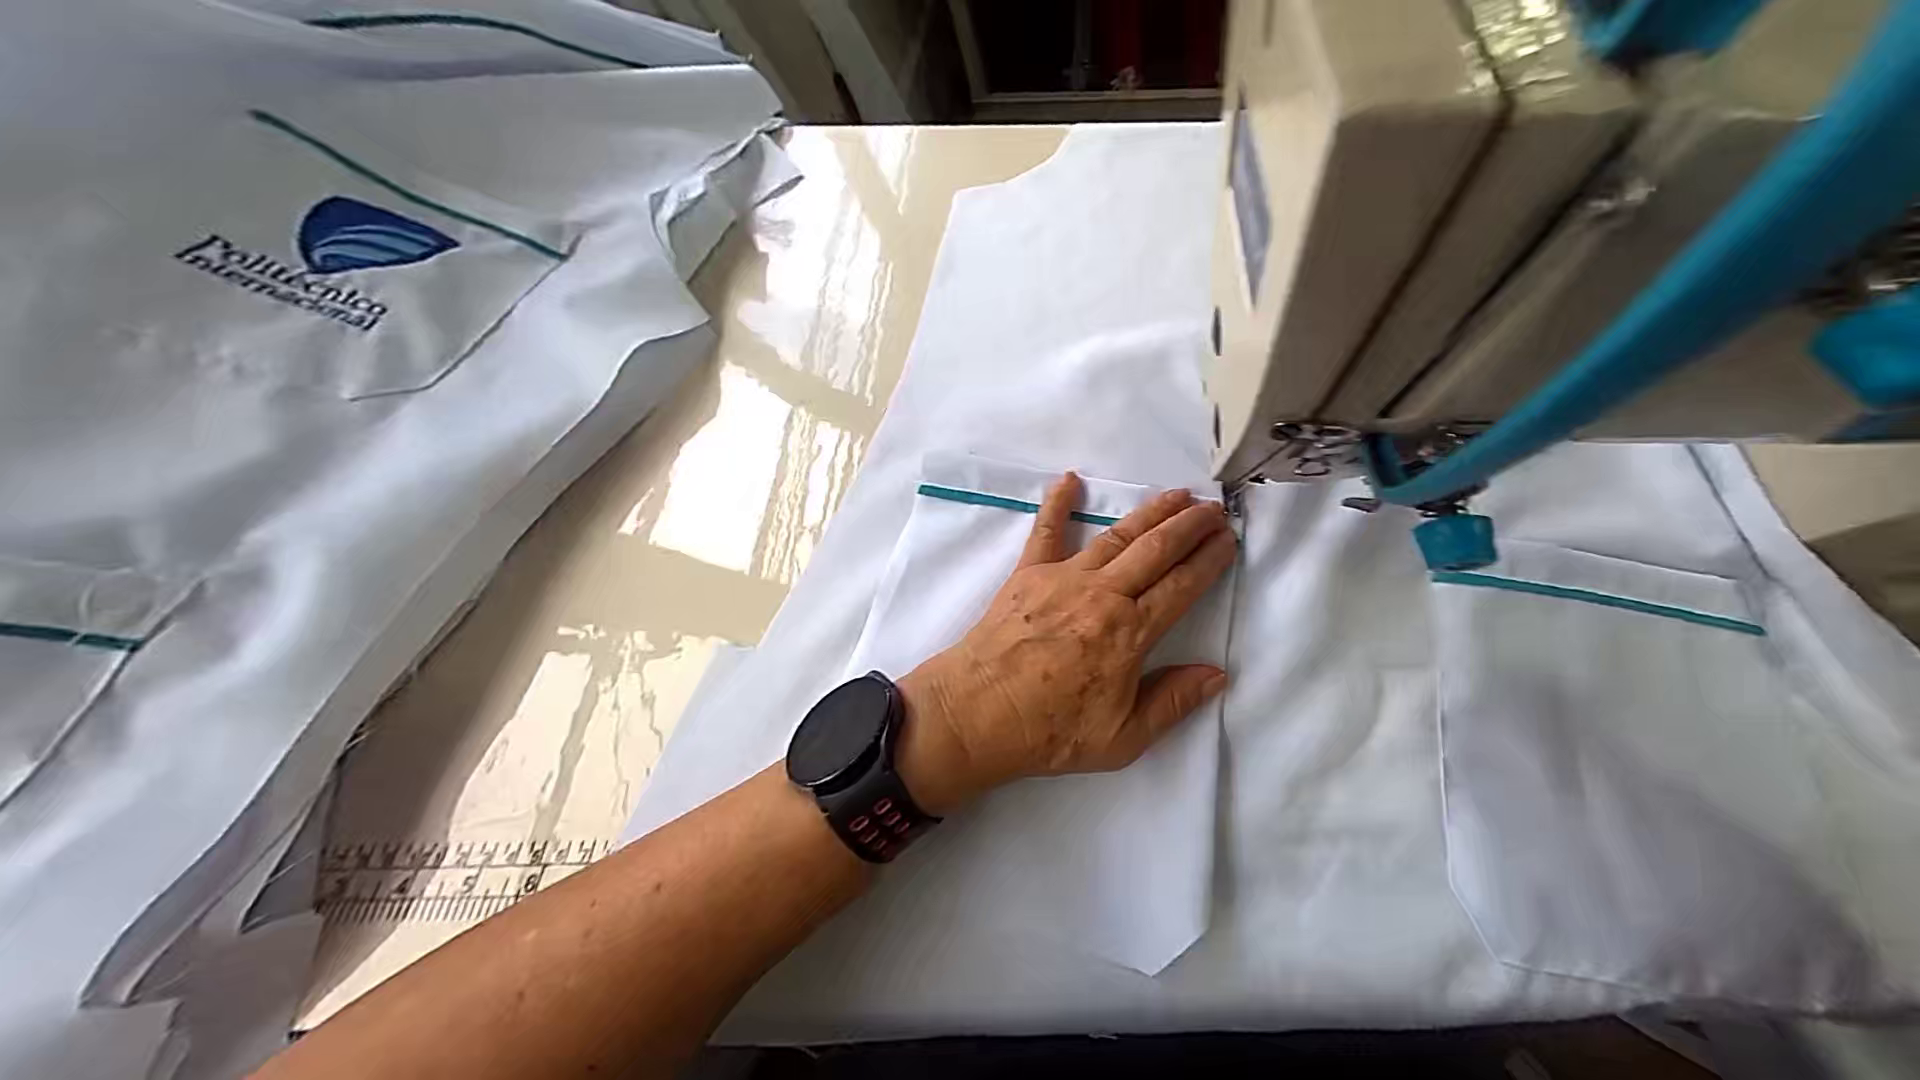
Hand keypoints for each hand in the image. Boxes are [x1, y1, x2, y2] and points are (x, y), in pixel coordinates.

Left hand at [894, 473, 1236, 815]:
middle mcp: (1103, 596)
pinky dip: (1058, 503)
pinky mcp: (1027, 574)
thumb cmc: (1051, 731)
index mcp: (1130, 633)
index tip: (1228, 540)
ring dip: (1150, 513)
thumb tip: (1217, 673)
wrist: (979, 713)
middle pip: (1156, 551)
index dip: (1209, 561)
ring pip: (1116, 536)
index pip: (1182, 587)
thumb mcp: (1123, 738)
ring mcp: (1063, 579)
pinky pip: (1046, 531)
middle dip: (1190, 526)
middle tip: (1214, 508)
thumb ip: (1173, 702)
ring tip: (1177, 494)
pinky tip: (1070, 480)